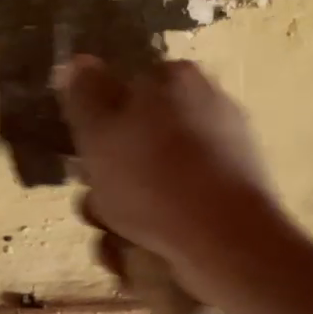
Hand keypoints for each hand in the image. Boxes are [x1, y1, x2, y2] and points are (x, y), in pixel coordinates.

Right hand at [58, 56, 285, 292]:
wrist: (224, 238)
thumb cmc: (151, 180)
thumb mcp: (99, 135)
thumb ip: (83, 97)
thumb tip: (76, 62)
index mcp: (173, 78)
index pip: (122, 92)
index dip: (96, 129)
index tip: (84, 163)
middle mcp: (208, 104)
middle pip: (139, 141)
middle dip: (111, 179)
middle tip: (97, 208)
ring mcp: (228, 149)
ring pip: (157, 180)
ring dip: (128, 212)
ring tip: (118, 240)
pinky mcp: (237, 193)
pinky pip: (183, 207)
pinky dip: (160, 228)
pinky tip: (148, 251)